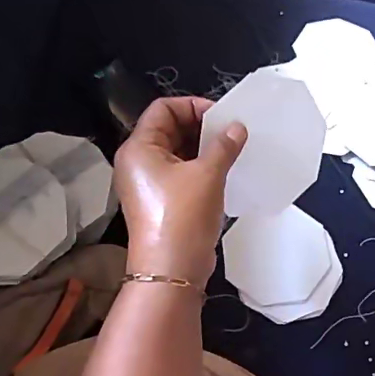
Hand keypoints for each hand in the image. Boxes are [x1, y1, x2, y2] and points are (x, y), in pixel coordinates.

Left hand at [114, 97, 246, 287]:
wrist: (171, 270)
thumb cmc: (181, 218)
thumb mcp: (207, 175)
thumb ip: (223, 146)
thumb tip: (236, 128)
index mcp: (138, 148)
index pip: (163, 109)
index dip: (193, 106)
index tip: (221, 116)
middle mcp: (138, 163)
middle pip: (169, 129)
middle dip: (201, 128)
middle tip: (230, 134)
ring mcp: (148, 184)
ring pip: (177, 153)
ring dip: (203, 149)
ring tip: (231, 152)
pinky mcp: (161, 202)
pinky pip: (180, 175)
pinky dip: (200, 169)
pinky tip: (223, 173)